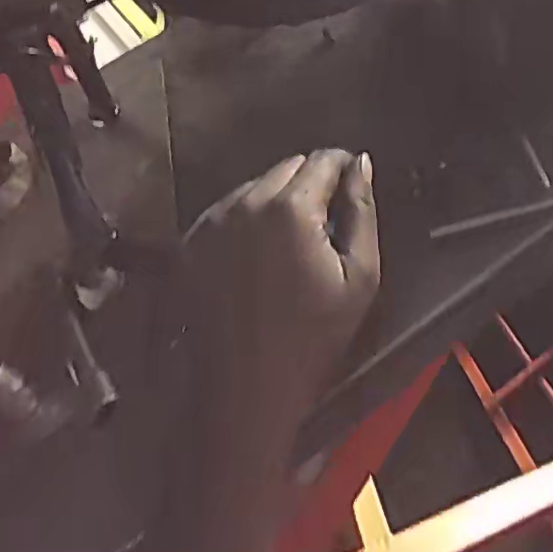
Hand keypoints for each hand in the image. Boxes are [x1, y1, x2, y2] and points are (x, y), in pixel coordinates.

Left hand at [179, 149, 379, 440]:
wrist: (243, 392)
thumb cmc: (313, 336)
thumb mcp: (360, 275)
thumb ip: (362, 210)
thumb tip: (361, 163)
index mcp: (291, 208)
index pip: (323, 159)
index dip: (344, 168)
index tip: (352, 187)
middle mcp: (245, 202)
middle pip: (289, 167)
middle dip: (312, 183)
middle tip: (325, 223)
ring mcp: (212, 221)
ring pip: (258, 185)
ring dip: (279, 198)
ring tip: (292, 241)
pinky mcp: (190, 242)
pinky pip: (229, 209)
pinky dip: (249, 217)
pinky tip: (260, 254)